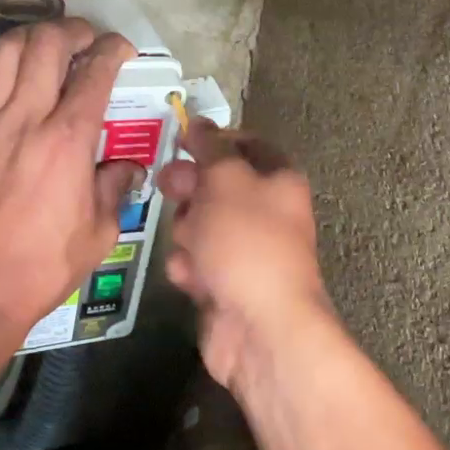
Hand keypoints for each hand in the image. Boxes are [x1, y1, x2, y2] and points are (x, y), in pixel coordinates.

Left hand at [0, 18, 142, 342]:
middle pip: (47, 45)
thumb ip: (116, 186)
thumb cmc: (45, 263)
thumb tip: (128, 166)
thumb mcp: (102, 230)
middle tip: (84, 39)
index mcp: (68, 140)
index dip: (112, 49)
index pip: (94, 72)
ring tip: (44, 45)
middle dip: (72, 30)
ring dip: (30, 37)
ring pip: (4, 52)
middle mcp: (25, 120)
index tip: (121, 49)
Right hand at [157, 119, 330, 392]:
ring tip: (191, 247)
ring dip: (186, 231)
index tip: (180, 139)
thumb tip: (199, 122)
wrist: (260, 327)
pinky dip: (189, 267)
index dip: (214, 139)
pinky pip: (195, 260)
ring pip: (199, 223)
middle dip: (190, 187)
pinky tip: (192, 279)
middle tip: (170, 188)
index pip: (246, 144)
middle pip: (216, 184)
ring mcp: (245, 249)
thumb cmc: (246, 240)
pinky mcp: (224, 282)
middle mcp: (266, 211)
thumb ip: (209, 147)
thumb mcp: (225, 179)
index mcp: (279, 179)